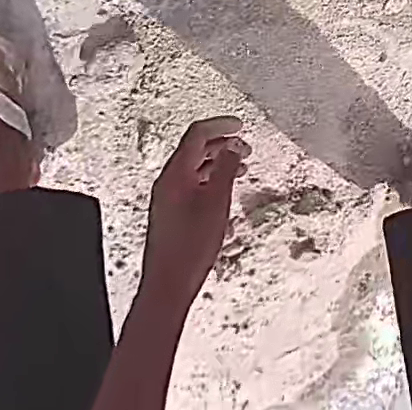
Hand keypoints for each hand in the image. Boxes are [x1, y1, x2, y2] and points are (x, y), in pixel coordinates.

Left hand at [139, 116, 249, 309]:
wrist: (168, 286)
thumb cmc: (191, 246)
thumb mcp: (217, 201)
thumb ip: (226, 168)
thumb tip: (233, 145)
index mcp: (176, 172)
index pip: (197, 134)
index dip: (221, 125)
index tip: (240, 125)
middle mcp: (168, 180)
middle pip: (195, 149)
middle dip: (222, 143)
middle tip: (244, 147)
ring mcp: (167, 197)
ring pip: (195, 167)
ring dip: (218, 162)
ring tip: (240, 168)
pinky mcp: (170, 212)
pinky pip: (192, 184)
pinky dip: (211, 179)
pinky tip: (225, 192)